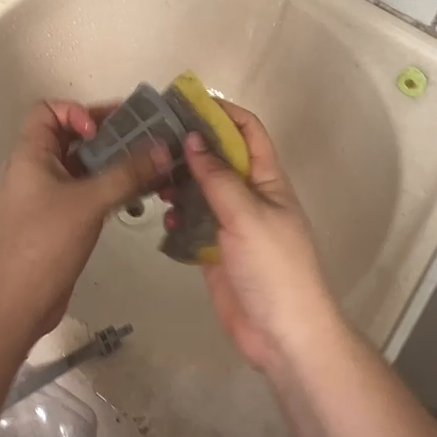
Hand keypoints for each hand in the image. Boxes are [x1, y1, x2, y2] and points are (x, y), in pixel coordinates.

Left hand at [0, 100, 166, 335]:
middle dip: (104, 134)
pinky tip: (133, 195)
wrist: (17, 301)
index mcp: (30, 153)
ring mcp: (44, 194)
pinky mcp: (56, 217)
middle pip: (68, 135)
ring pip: (79, 164)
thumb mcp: (89, 202)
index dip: (75, 111)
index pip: (47, 110)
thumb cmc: (46, 241)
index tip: (101, 131)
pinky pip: (82, 188)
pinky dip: (105, 185)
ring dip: (109, 161)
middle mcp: (34, 168)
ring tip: (146, 165)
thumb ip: (128, 173)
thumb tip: (164, 147)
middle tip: (141, 138)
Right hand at [168, 101, 342, 373]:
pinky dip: (178, 216)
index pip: (248, 131)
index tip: (188, 102)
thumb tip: (193, 137)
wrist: (282, 335)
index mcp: (267, 180)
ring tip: (154, 177)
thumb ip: (218, 177)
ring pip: (201, 189)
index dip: (224, 112)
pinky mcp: (214, 249)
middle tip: (154, 137)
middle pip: (219, 157)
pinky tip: (165, 218)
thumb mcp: (247, 215)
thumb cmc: (274, 266)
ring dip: (180, 181)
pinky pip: (192, 222)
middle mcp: (249, 195)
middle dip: (192, 145)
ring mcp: (231, 223)